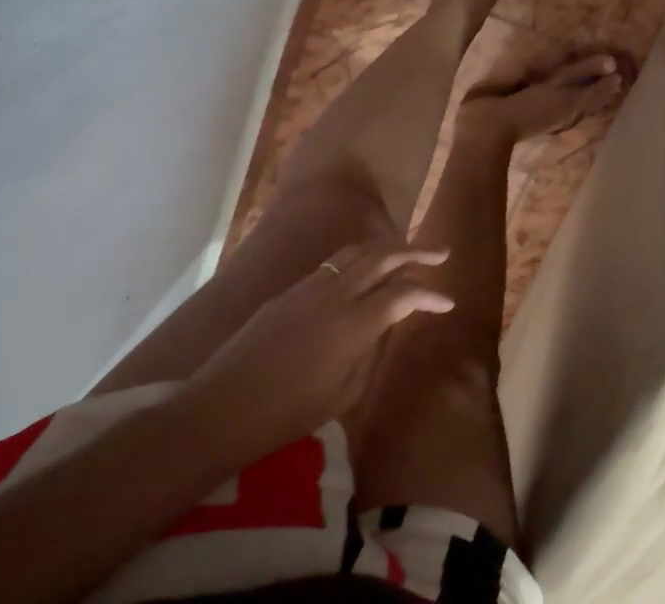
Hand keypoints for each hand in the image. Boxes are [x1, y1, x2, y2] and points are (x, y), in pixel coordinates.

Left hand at [176, 244, 452, 456]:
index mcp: (353, 324)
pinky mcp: (285, 295)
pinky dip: (357, 263)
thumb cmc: (287, 415)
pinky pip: (331, 266)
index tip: (448, 303)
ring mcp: (305, 290)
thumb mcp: (345, 392)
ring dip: (385, 250)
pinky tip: (363, 277)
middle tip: (441, 253)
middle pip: (383, 256)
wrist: (215, 414)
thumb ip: (372, 350)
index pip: (404, 293)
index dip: (431, 294)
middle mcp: (333, 296)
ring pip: (355, 253)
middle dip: (416, 251)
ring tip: (404, 257)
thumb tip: (385, 323)